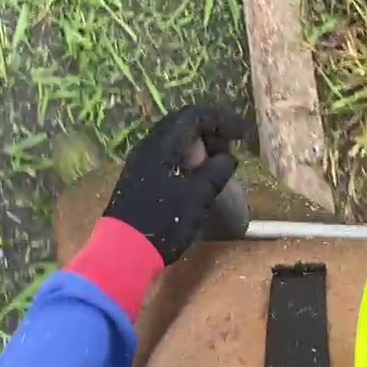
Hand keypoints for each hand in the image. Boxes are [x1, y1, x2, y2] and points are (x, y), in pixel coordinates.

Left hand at [104, 105, 251, 263]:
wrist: (124, 251)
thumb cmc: (164, 221)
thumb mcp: (198, 196)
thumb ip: (216, 171)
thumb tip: (228, 158)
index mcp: (164, 143)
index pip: (196, 115)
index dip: (223, 120)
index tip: (243, 133)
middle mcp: (150, 144)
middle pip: (184, 122)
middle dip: (211, 130)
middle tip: (229, 147)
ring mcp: (141, 159)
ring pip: (174, 138)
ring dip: (198, 144)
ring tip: (216, 163)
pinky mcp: (138, 174)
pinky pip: (167, 152)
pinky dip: (186, 156)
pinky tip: (196, 175)